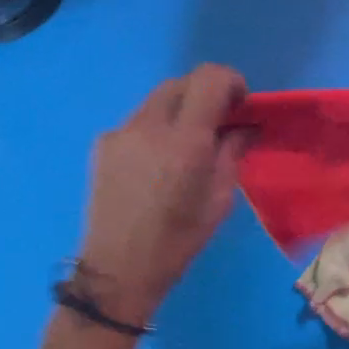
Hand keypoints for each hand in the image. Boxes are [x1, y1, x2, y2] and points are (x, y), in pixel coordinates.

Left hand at [78, 64, 254, 323]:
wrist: (117, 270)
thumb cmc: (178, 241)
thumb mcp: (220, 200)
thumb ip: (233, 153)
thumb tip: (245, 126)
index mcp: (184, 140)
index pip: (209, 78)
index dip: (231, 81)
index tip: (241, 104)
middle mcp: (149, 125)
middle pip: (181, 83)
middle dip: (204, 93)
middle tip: (219, 123)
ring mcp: (121, 132)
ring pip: (158, 100)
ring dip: (179, 110)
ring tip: (186, 146)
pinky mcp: (103, 143)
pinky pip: (138, 121)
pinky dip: (155, 128)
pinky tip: (157, 163)